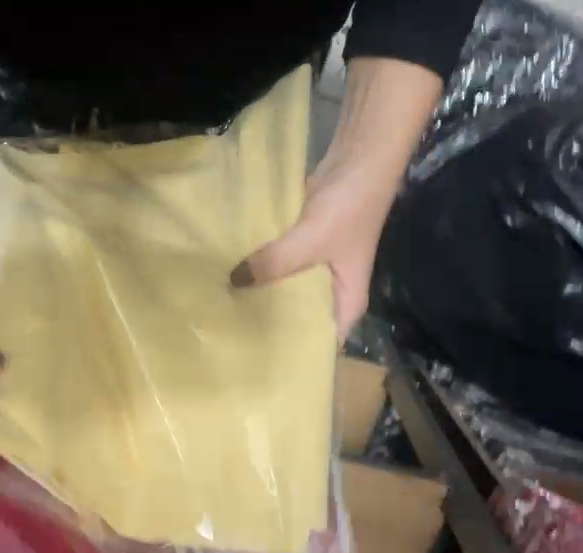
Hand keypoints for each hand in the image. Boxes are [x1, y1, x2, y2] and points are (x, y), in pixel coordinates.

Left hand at [230, 57, 443, 342]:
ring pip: (284, 295)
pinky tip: (230, 282)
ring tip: (223, 317)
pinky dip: (260, 274)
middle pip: (297, 323)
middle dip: (268, 329)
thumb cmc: (349, 206)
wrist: (360, 154)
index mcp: (345, 307)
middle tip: (229, 343)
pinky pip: (276, 270)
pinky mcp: (300, 252)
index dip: (293, 358)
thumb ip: (274, 263)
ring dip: (260, 299)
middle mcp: (331, 296)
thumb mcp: (311, 240)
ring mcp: (316, 273)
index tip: (258, 367)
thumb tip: (234, 280)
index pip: (319, 347)